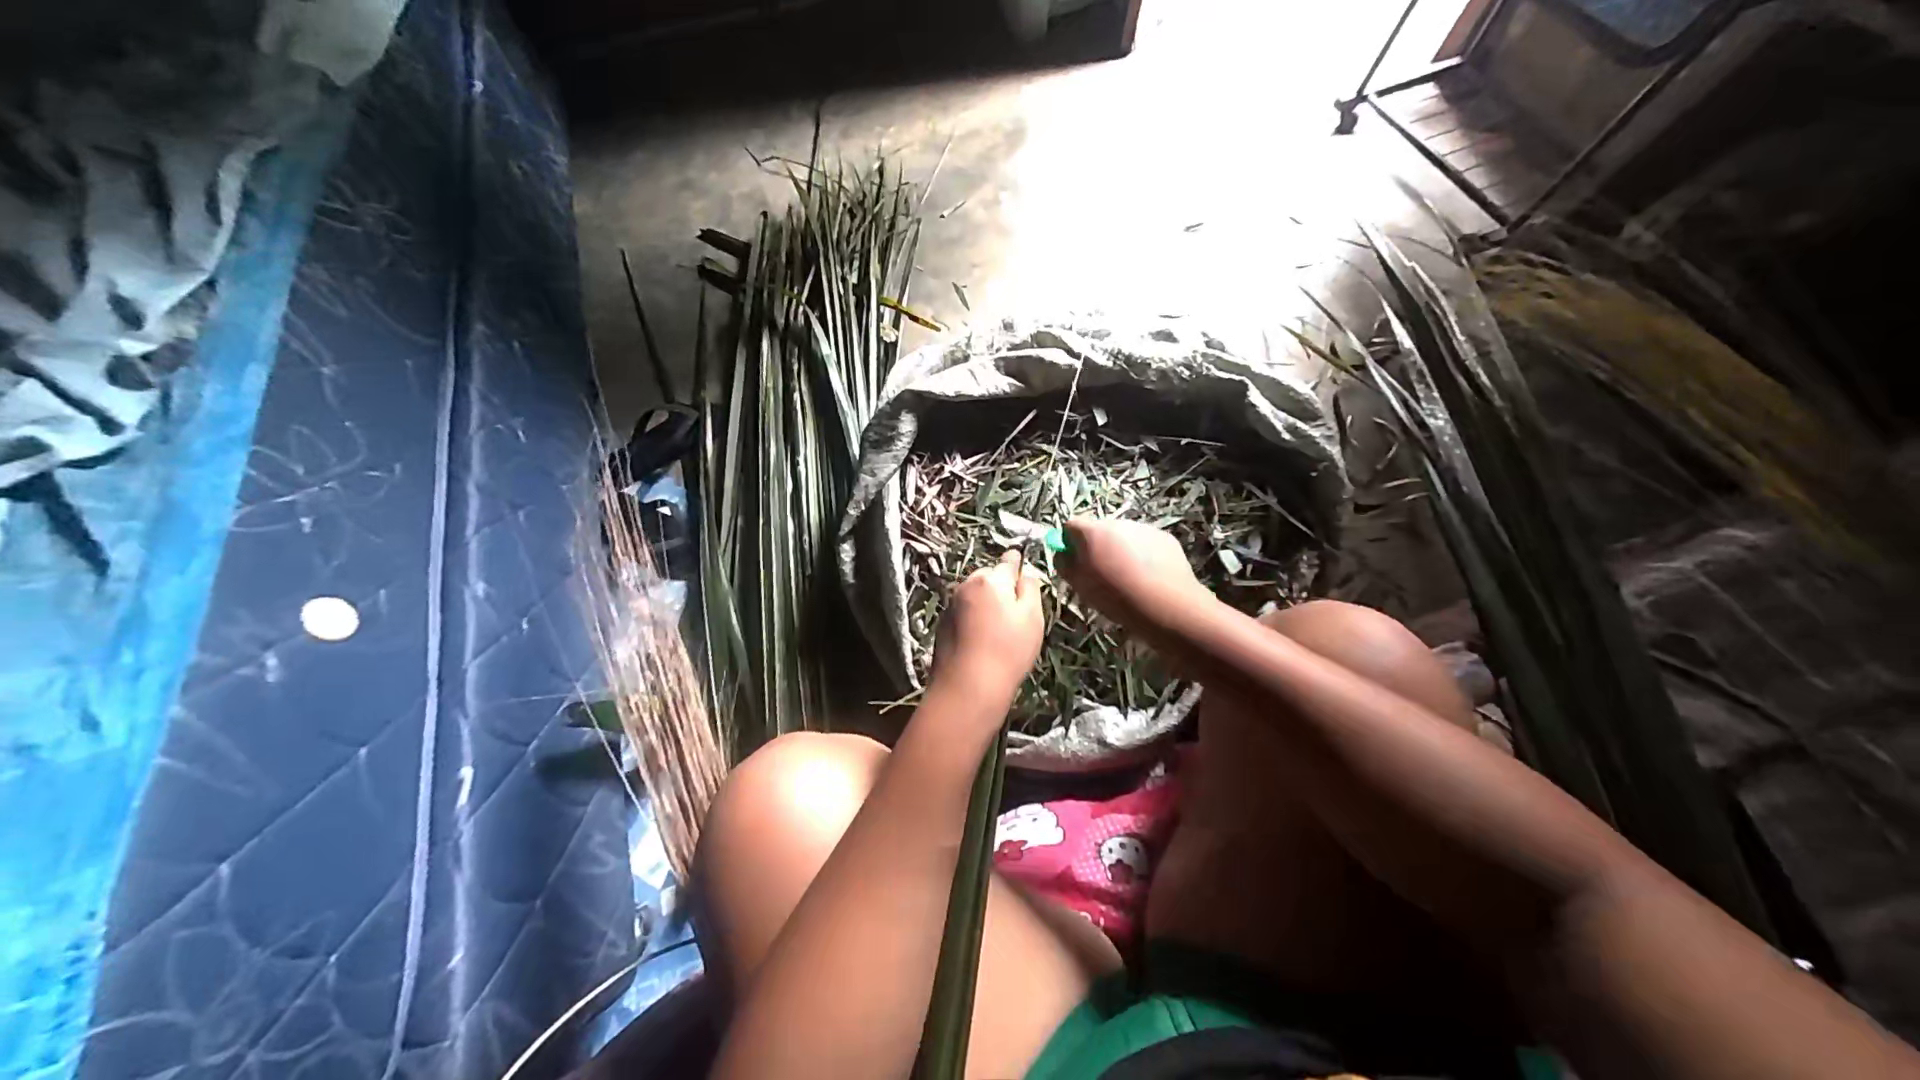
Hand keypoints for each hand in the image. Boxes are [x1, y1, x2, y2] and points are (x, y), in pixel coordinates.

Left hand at [931, 548, 1044, 697]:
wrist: (968, 687)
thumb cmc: (1008, 650)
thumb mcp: (1032, 617)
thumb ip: (1030, 587)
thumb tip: (1025, 570)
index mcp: (990, 579)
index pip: (1008, 560)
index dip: (1018, 564)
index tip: (1022, 569)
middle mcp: (966, 585)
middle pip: (988, 577)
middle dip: (1000, 586)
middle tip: (1015, 611)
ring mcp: (951, 605)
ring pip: (974, 595)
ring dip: (985, 603)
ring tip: (998, 628)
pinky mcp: (942, 624)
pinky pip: (963, 612)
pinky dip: (972, 618)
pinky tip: (981, 640)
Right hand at [1059, 517, 1215, 634]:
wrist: (1166, 604)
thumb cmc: (1116, 596)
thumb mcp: (1080, 585)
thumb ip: (1065, 564)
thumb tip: (1063, 553)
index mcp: (1091, 532)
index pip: (1070, 525)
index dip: (1070, 542)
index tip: (1076, 562)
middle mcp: (1116, 523)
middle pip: (1098, 530)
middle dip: (1097, 546)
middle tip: (1102, 574)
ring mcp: (1142, 528)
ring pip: (1123, 536)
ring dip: (1120, 550)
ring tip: (1129, 579)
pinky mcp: (1163, 537)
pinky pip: (1145, 543)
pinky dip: (1143, 555)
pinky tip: (1148, 578)